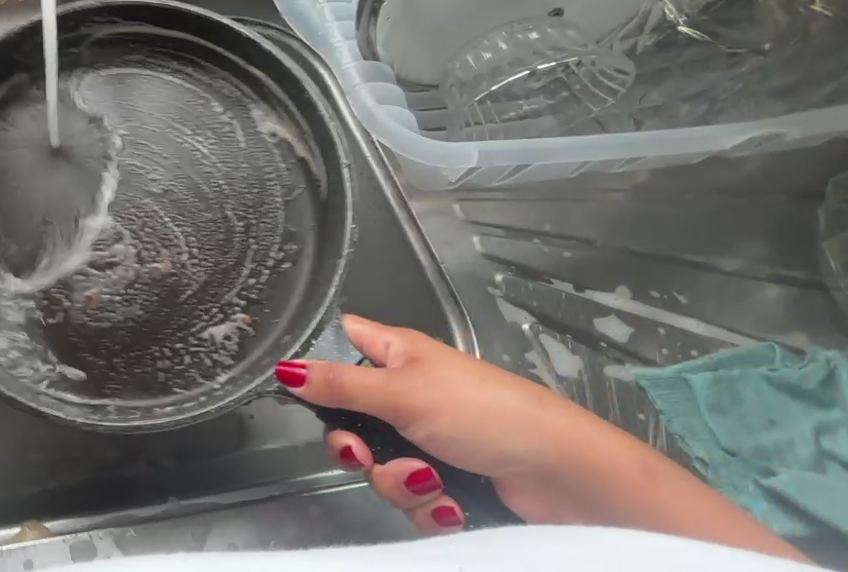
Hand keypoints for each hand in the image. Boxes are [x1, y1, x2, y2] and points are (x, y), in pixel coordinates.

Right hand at [277, 315, 676, 534]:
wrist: (564, 478)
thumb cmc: (481, 412)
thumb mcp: (401, 392)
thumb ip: (338, 384)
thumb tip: (282, 368)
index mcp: (395, 353)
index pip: (341, 344)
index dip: (319, 363)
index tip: (304, 390)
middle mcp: (407, 393)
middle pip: (350, 417)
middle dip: (355, 446)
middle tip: (364, 455)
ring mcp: (429, 439)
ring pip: (379, 464)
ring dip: (397, 481)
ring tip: (430, 482)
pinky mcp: (450, 481)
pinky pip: (411, 495)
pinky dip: (426, 504)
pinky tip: (450, 504)